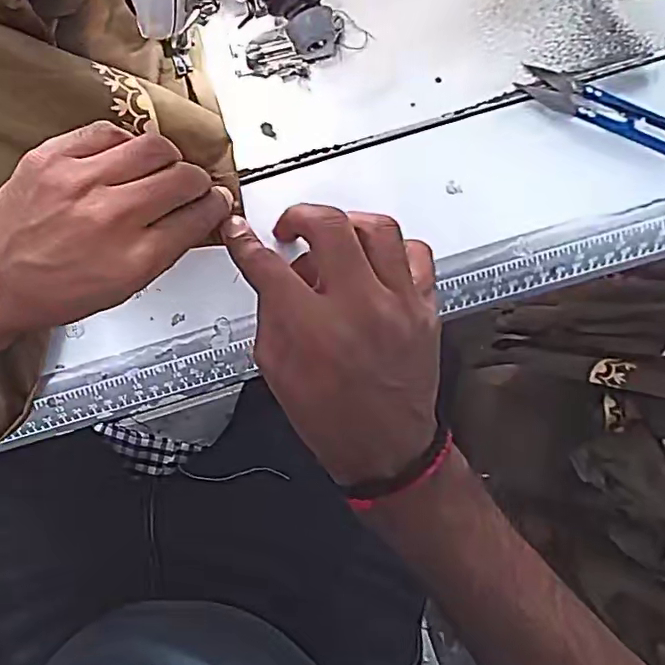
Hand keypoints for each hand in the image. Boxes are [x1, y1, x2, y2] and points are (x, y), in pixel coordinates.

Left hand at [0, 121, 231, 365]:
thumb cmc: (51, 292)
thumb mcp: (121, 287)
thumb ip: (163, 249)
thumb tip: (194, 218)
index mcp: (131, 259)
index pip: (197, 217)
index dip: (214, 206)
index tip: (214, 201)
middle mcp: (108, 216)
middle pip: (182, 177)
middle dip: (196, 180)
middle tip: (191, 184)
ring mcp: (77, 181)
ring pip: (152, 146)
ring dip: (165, 156)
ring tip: (157, 168)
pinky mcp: (50, 158)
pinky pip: (107, 131)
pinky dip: (122, 143)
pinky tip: (120, 157)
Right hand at [221, 204, 441, 486]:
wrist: (386, 449)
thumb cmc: (331, 418)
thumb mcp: (276, 367)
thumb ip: (271, 313)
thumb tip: (270, 276)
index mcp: (312, 328)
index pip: (268, 264)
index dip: (244, 241)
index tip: (239, 231)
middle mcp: (359, 308)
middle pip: (328, 226)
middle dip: (298, 215)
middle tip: (289, 227)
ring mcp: (398, 305)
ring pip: (376, 228)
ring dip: (344, 224)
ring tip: (331, 238)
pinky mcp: (425, 309)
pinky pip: (416, 253)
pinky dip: (390, 247)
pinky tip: (374, 259)